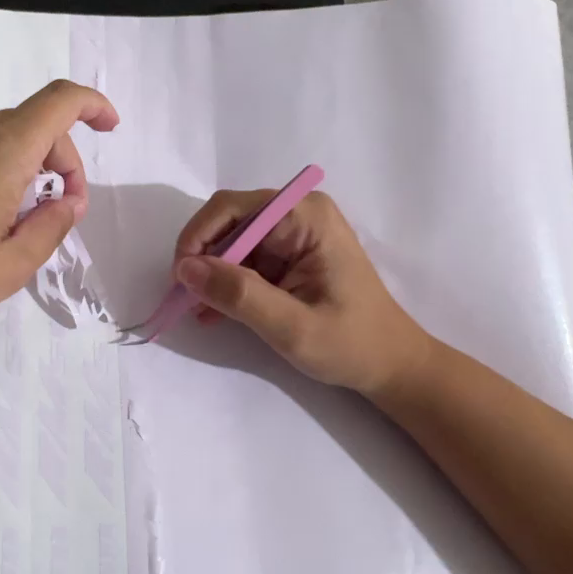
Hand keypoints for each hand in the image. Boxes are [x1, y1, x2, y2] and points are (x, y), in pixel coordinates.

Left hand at [0, 80, 119, 353]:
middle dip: (63, 160)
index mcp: (0, 151)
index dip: (93, 105)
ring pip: (7, 136)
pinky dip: (2, 170)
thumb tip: (68, 201)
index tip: (112, 128)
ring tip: (23, 225)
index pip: (59, 101)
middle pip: (36, 123)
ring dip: (31, 168)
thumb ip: (50, 227)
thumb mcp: (7, 266)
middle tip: (61, 215)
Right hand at [172, 190, 432, 395]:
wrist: (391, 365)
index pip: (233, 208)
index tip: (181, 279)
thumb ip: (239, 295)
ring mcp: (295, 231)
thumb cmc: (351, 345)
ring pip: (233, 240)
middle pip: (230, 221)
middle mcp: (299, 212)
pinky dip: (228, 282)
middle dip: (204, 258)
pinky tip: (215, 312)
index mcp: (306, 217)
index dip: (199, 237)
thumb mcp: (291, 327)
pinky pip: (246, 257)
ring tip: (199, 311)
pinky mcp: (291, 251)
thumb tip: (185, 269)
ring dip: (213, 274)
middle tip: (185, 300)